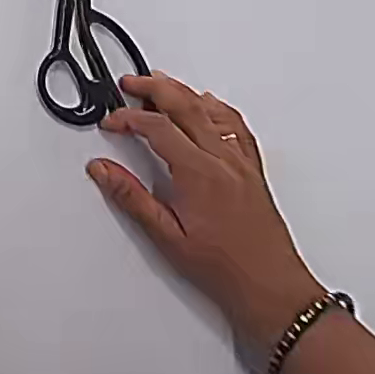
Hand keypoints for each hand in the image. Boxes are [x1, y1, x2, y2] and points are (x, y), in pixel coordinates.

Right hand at [87, 71, 323, 354]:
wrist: (272, 290)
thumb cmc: (225, 268)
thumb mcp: (165, 236)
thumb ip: (131, 197)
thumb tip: (102, 170)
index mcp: (199, 173)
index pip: (157, 127)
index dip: (128, 118)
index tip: (111, 122)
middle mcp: (222, 160)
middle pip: (185, 105)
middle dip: (153, 88)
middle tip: (130, 83)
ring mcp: (240, 162)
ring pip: (210, 110)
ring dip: (182, 91)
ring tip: (161, 83)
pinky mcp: (252, 170)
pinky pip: (236, 125)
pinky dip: (217, 107)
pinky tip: (209, 104)